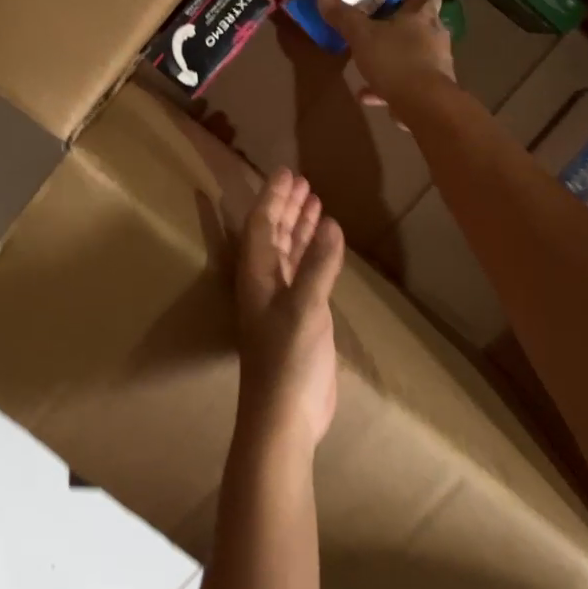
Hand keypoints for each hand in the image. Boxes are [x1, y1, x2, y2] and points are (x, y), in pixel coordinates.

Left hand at [234, 169, 344, 448]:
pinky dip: (314, 254)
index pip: (261, 225)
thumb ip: (318, 266)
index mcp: (256, 276)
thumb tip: (331, 223)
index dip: (272, 197)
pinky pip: (305, 273)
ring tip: (315, 202)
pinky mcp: (300, 319)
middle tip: (303, 180)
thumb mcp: (305, 308)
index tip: (287, 171)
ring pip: (288, 253)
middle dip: (286, 207)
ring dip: (299, 227)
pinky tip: (327, 244)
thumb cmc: (287, 360)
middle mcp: (265, 283)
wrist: (285, 417)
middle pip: (272, 234)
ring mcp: (282, 302)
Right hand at [317, 0, 455, 111]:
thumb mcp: (361, 36)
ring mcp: (437, 63)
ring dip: (393, 58)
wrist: (425, 104)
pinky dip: (390, 87)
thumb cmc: (395, 60)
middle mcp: (435, 35)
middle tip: (377, 25)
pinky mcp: (433, 89)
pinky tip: (367, 96)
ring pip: (414, 54)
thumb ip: (343, 17)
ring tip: (368, 63)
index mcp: (422, 15)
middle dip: (400, 25)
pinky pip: (409, 82)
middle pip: (421, 23)